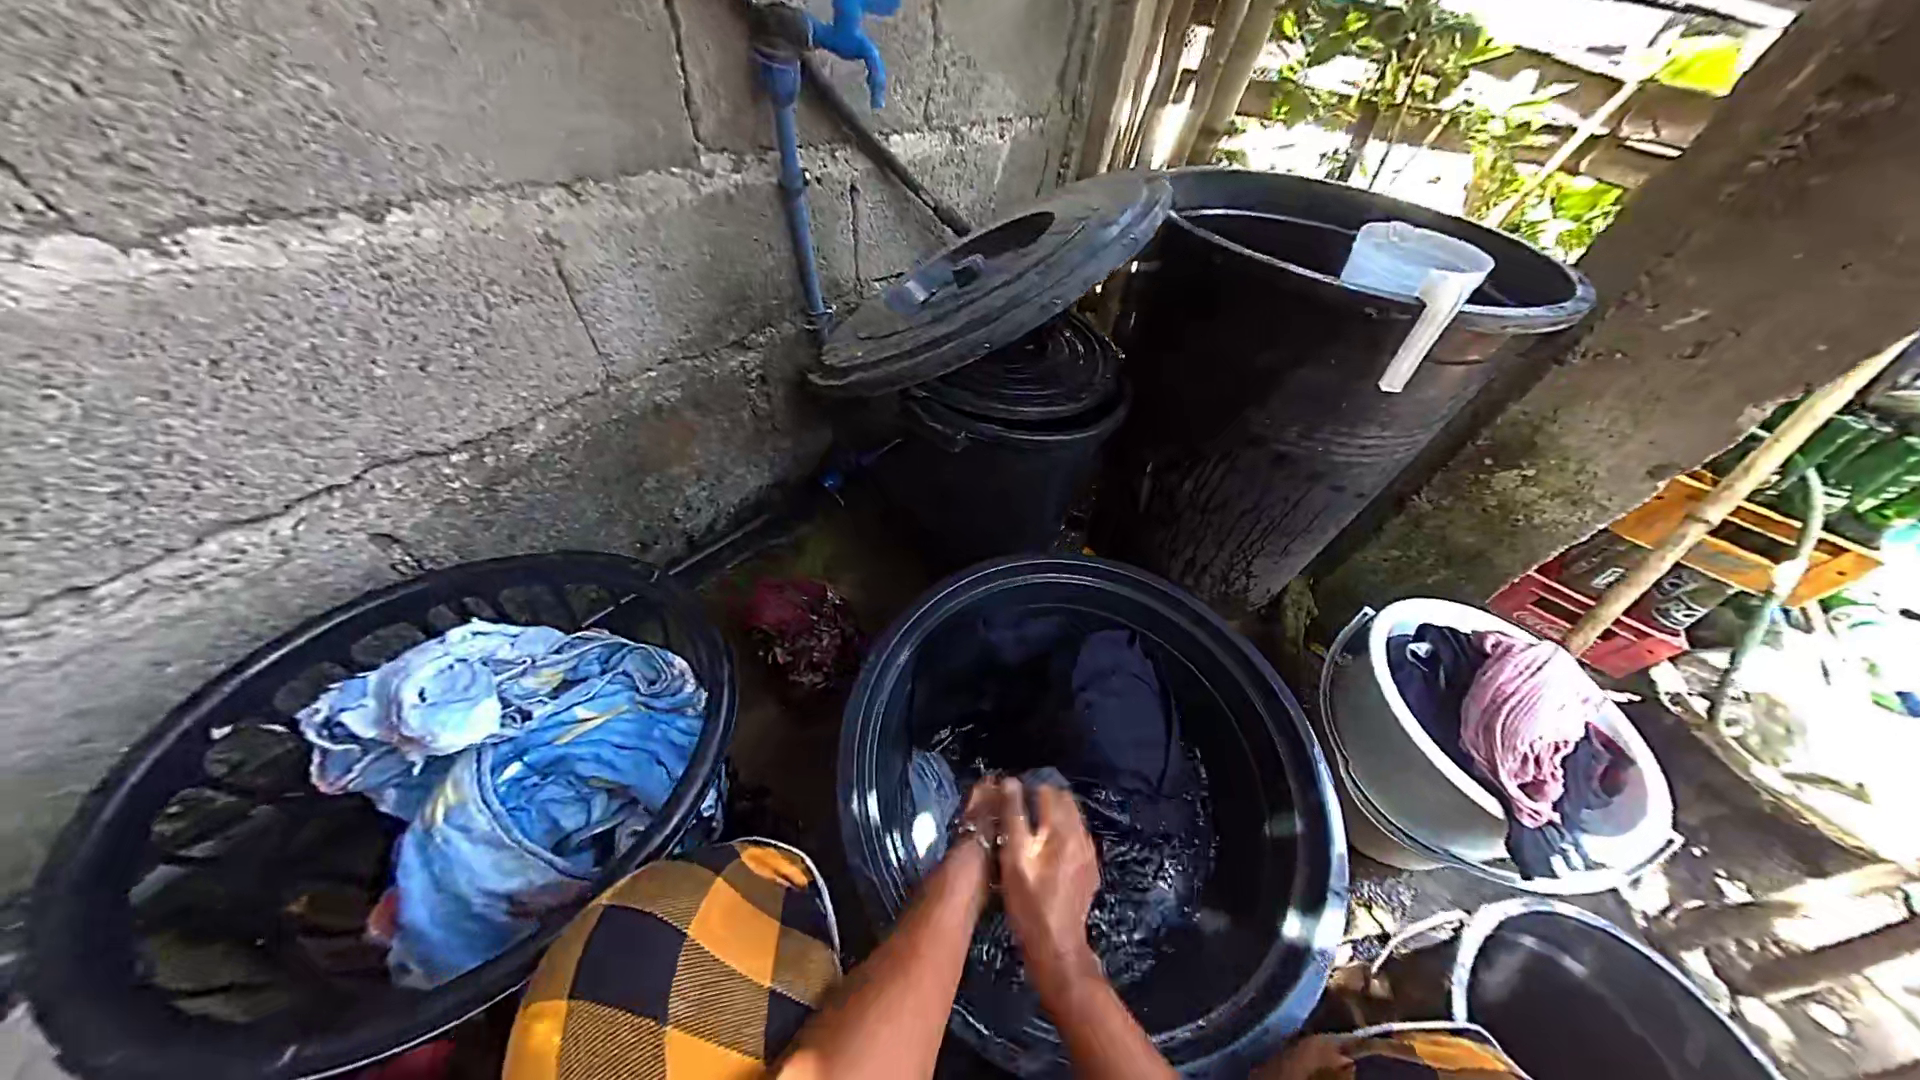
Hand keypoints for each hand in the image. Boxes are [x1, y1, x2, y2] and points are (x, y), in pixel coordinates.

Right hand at [989, 777, 1100, 982]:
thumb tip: (1010, 783)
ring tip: (1030, 827)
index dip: (1028, 788)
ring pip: (1072, 817)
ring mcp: (1088, 853)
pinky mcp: (1089, 868)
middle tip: (1018, 808)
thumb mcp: (1013, 858)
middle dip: (1042, 797)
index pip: (1048, 790)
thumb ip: (1013, 816)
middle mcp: (1081, 835)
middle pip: (1064, 799)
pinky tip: (1045, 848)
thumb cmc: (1028, 902)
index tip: (1010, 795)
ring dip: (1053, 814)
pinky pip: (1076, 836)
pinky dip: (1061, 832)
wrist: (1057, 946)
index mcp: (1062, 830)